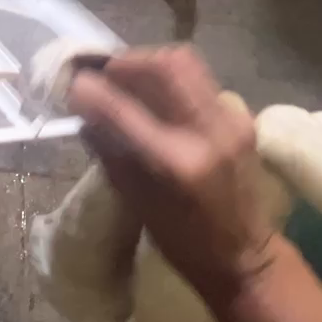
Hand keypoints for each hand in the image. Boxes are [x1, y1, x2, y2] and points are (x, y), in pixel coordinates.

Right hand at [66, 46, 285, 302]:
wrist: (247, 260)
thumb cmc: (183, 240)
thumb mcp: (135, 200)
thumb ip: (108, 147)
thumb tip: (83, 107)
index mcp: (177, 163)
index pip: (124, 109)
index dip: (92, 90)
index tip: (74, 84)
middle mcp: (208, 133)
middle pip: (166, 66)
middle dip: (129, 62)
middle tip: (108, 75)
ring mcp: (231, 121)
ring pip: (185, 63)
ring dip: (151, 65)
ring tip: (132, 81)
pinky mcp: (243, 118)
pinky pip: (200, 81)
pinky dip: (172, 82)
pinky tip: (161, 100)